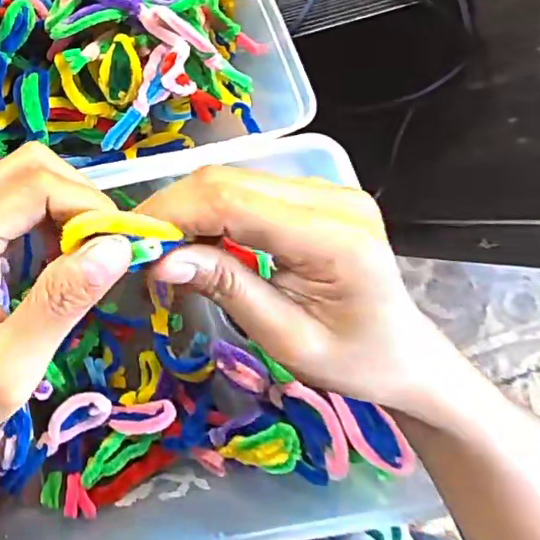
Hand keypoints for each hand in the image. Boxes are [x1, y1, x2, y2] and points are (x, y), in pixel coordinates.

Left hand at [0, 144, 135, 454]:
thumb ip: (62, 301)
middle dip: (79, 196)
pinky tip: (60, 258)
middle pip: (30, 166)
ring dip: (66, 204)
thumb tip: (118, 246)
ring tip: (86, 257)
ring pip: (25, 175)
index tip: (123, 246)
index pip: (35, 187)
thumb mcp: (12, 365)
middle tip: (106, 247)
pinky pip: (16, 198)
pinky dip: (50, 216)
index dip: (88, 206)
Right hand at [135, 166, 466, 418]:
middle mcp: (331, 197)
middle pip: (226, 181)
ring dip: (186, 207)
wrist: (407, 356)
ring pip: (229, 178)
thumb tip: (159, 260)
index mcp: (334, 237)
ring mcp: (323, 188)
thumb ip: (225, 288)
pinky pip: (244, 187)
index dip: (174, 213)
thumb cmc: (354, 361)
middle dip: (172, 208)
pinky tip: (195, 236)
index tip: (132, 241)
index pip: (233, 202)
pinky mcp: (311, 191)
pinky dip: (208, 209)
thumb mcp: (285, 338)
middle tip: (138, 245)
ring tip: (162, 245)